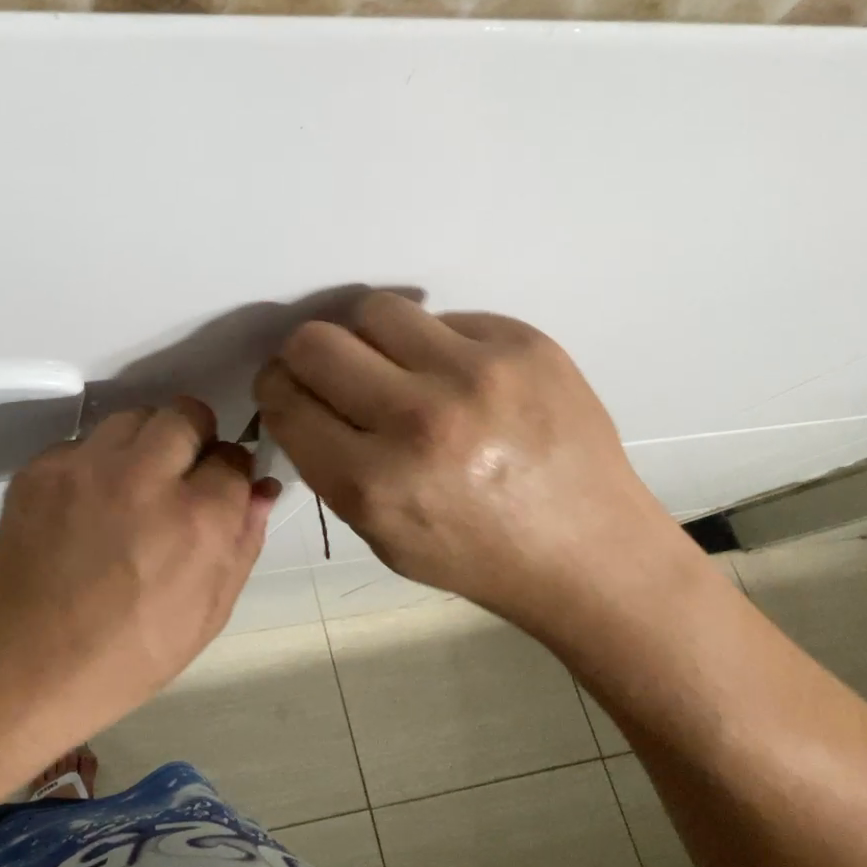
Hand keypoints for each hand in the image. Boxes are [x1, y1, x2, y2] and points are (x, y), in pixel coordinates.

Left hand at [0, 398, 279, 737]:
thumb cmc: (130, 654)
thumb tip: (262, 488)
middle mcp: (144, 477)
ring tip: (131, 488)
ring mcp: (86, 467)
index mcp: (197, 518)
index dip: (231, 475)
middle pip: (185, 415)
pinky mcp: (40, 468)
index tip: (219, 491)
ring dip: (143, 444)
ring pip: (132, 418)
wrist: (27, 663)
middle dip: (194, 438)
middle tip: (180, 476)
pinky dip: (93, 467)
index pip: (234, 458)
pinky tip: (84, 509)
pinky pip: (82, 445)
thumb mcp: (208, 613)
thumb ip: (242, 541)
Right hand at [253, 293, 685, 630]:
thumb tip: (300, 399)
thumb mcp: (379, 535)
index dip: (276, 391)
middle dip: (305, 357)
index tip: (286, 391)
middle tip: (325, 373)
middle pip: (315, 343)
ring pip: (374, 311)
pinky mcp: (524, 344)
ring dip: (367, 338)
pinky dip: (435, 345)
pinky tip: (458, 379)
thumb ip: (329, 467)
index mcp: (374, 482)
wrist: (590, 552)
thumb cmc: (476, 556)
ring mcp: (477, 374)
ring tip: (391, 366)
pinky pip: (444, 318)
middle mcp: (420, 420)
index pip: (286, 401)